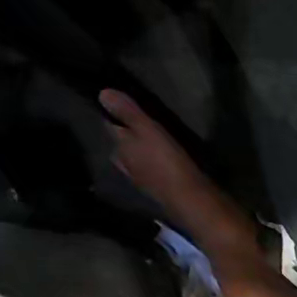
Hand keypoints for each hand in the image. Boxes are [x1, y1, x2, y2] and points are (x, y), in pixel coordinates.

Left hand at [99, 89, 254, 246]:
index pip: (110, 127)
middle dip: (126, 140)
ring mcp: (144, 184)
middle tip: (138, 130)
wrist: (194, 204)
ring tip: (152, 148)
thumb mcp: (149, 131)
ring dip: (140, 157)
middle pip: (121, 149)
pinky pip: (154, 177)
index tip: (122, 108)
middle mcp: (127, 168)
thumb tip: (102, 92)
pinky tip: (165, 168)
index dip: (115, 117)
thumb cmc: (170, 164)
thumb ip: (128, 113)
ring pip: (137, 165)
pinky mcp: (163, 196)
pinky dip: (156, 171)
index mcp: (121, 149)